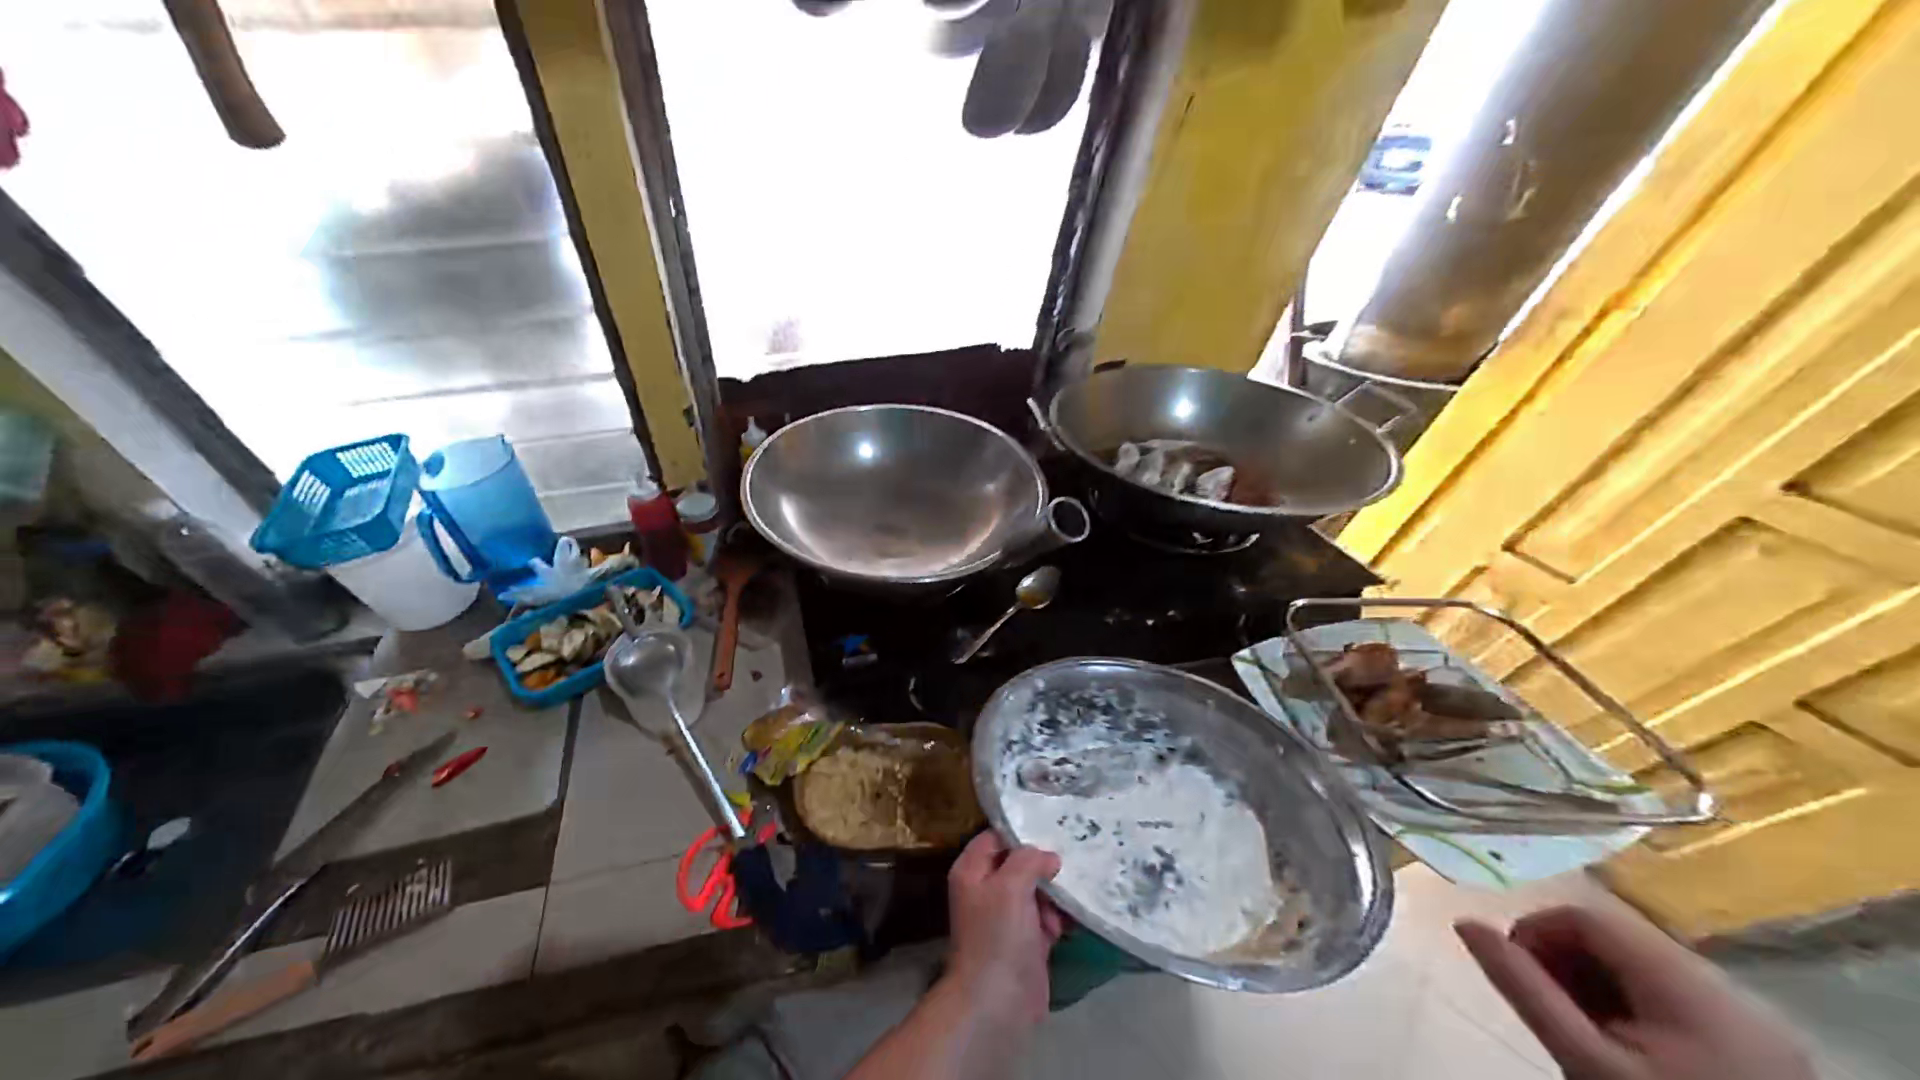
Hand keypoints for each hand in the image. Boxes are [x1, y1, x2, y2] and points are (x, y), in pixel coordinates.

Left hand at [940, 830, 1064, 1032]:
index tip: (1051, 828)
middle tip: (1066, 868)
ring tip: (1061, 909)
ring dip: (1054, 896)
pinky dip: (1058, 918)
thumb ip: (1028, 860)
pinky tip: (1067, 924)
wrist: (997, 1002)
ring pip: (1036, 889)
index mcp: (972, 869)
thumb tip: (1048, 857)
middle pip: (1020, 862)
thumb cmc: (997, 937)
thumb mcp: (1010, 886)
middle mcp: (986, 888)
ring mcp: (1006, 914)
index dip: (1021, 832)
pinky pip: (1046, 916)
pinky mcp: (1026, 938)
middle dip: (1043, 867)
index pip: (996, 836)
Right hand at [1457, 905, 1813, 1079]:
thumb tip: (1466, 924)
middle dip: (1565, 959)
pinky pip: (1677, 997)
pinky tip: (1622, 1043)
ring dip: (1595, 981)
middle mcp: (1734, 992)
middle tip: (1543, 1002)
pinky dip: (1634, 1005)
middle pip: (1619, 939)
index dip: (1535, 931)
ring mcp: (1755, 1023)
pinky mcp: (1761, 1048)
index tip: (1513, 970)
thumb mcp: (1582, 1059)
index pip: (1588, 917)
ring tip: (1579, 1026)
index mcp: (1693, 988)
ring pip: (1645, 966)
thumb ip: (1522, 986)